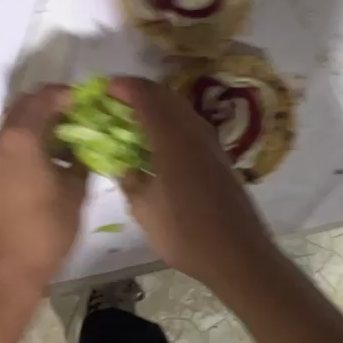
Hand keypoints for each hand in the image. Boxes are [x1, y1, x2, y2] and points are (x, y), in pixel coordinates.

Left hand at [0, 85, 86, 290]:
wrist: (10, 265)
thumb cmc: (46, 227)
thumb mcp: (75, 190)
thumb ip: (81, 158)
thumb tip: (86, 143)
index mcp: (22, 136)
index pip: (46, 96)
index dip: (70, 95)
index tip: (91, 103)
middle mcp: (2, 137)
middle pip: (28, 103)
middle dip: (55, 104)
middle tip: (82, 117)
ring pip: (19, 121)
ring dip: (43, 121)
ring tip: (73, 137)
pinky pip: (13, 140)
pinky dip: (32, 137)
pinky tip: (56, 156)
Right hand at [109, 77, 279, 290]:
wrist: (239, 256)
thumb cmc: (186, 233)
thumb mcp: (144, 210)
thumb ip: (130, 181)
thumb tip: (124, 166)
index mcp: (172, 138)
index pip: (146, 96)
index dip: (124, 87)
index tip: (103, 90)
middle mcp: (194, 132)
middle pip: (165, 96)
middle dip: (139, 92)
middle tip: (115, 102)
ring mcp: (211, 144)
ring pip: (180, 109)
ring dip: (157, 106)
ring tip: (133, 121)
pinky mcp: (220, 158)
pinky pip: (190, 126)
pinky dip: (170, 123)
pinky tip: (159, 145)